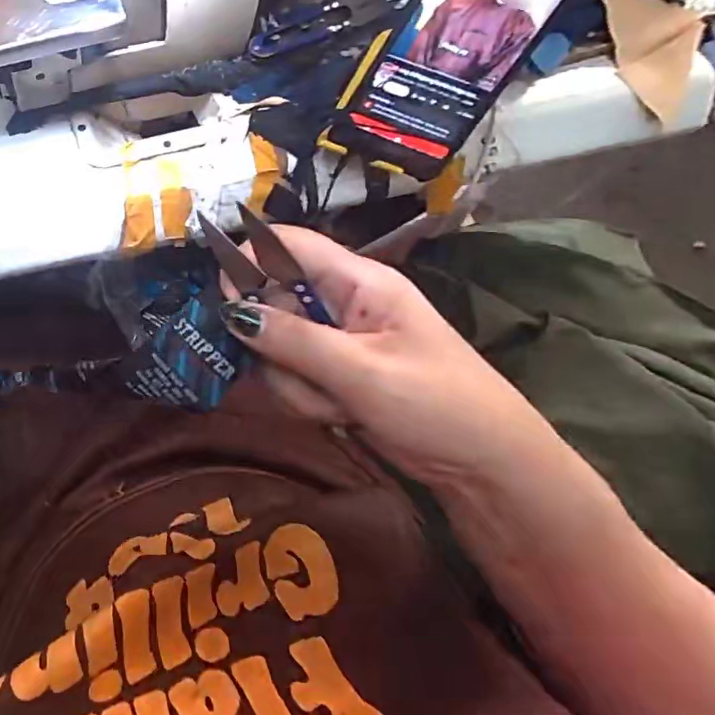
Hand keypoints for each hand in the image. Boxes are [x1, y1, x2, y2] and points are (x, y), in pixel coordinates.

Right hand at [219, 224, 559, 487]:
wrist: (489, 470)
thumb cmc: (439, 406)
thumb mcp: (362, 372)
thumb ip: (292, 339)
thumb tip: (231, 311)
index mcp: (359, 281)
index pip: (288, 244)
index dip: (248, 260)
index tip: (225, 301)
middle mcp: (342, 302)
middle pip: (272, 299)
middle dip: (273, 341)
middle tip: (294, 371)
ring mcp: (336, 339)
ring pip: (275, 343)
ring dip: (291, 378)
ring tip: (334, 404)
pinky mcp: (333, 371)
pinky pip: (290, 372)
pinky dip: (302, 396)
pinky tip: (336, 414)